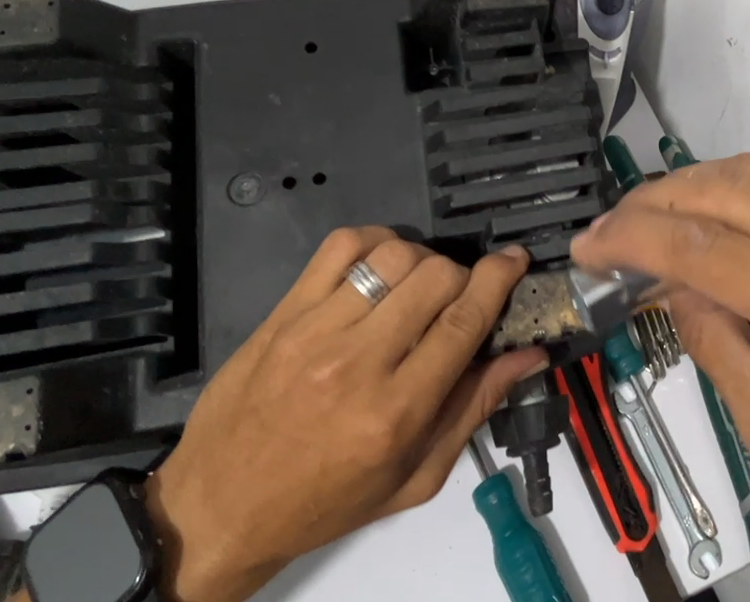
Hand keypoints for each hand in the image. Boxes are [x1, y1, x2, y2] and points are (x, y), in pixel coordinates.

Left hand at [142, 228, 547, 601]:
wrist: (220, 509)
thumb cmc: (326, 502)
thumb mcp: (415, 477)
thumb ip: (475, 408)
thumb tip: (529, 355)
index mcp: (396, 412)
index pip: (464, 320)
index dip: (500, 279)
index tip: (515, 261)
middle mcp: (357, 364)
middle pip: (435, 277)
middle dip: (463, 275)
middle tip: (458, 297)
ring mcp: (314, 331)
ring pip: (393, 255)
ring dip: (421, 261)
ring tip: (417, 287)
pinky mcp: (283, 313)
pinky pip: (340, 246)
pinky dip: (375, 241)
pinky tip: (380, 266)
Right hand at [572, 154, 749, 599]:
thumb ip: (712, 341)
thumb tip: (669, 281)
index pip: (700, 244)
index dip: (632, 239)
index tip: (586, 249)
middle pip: (722, 191)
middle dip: (650, 203)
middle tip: (605, 234)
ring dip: (686, 186)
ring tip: (642, 220)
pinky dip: (725, 190)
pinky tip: (698, 216)